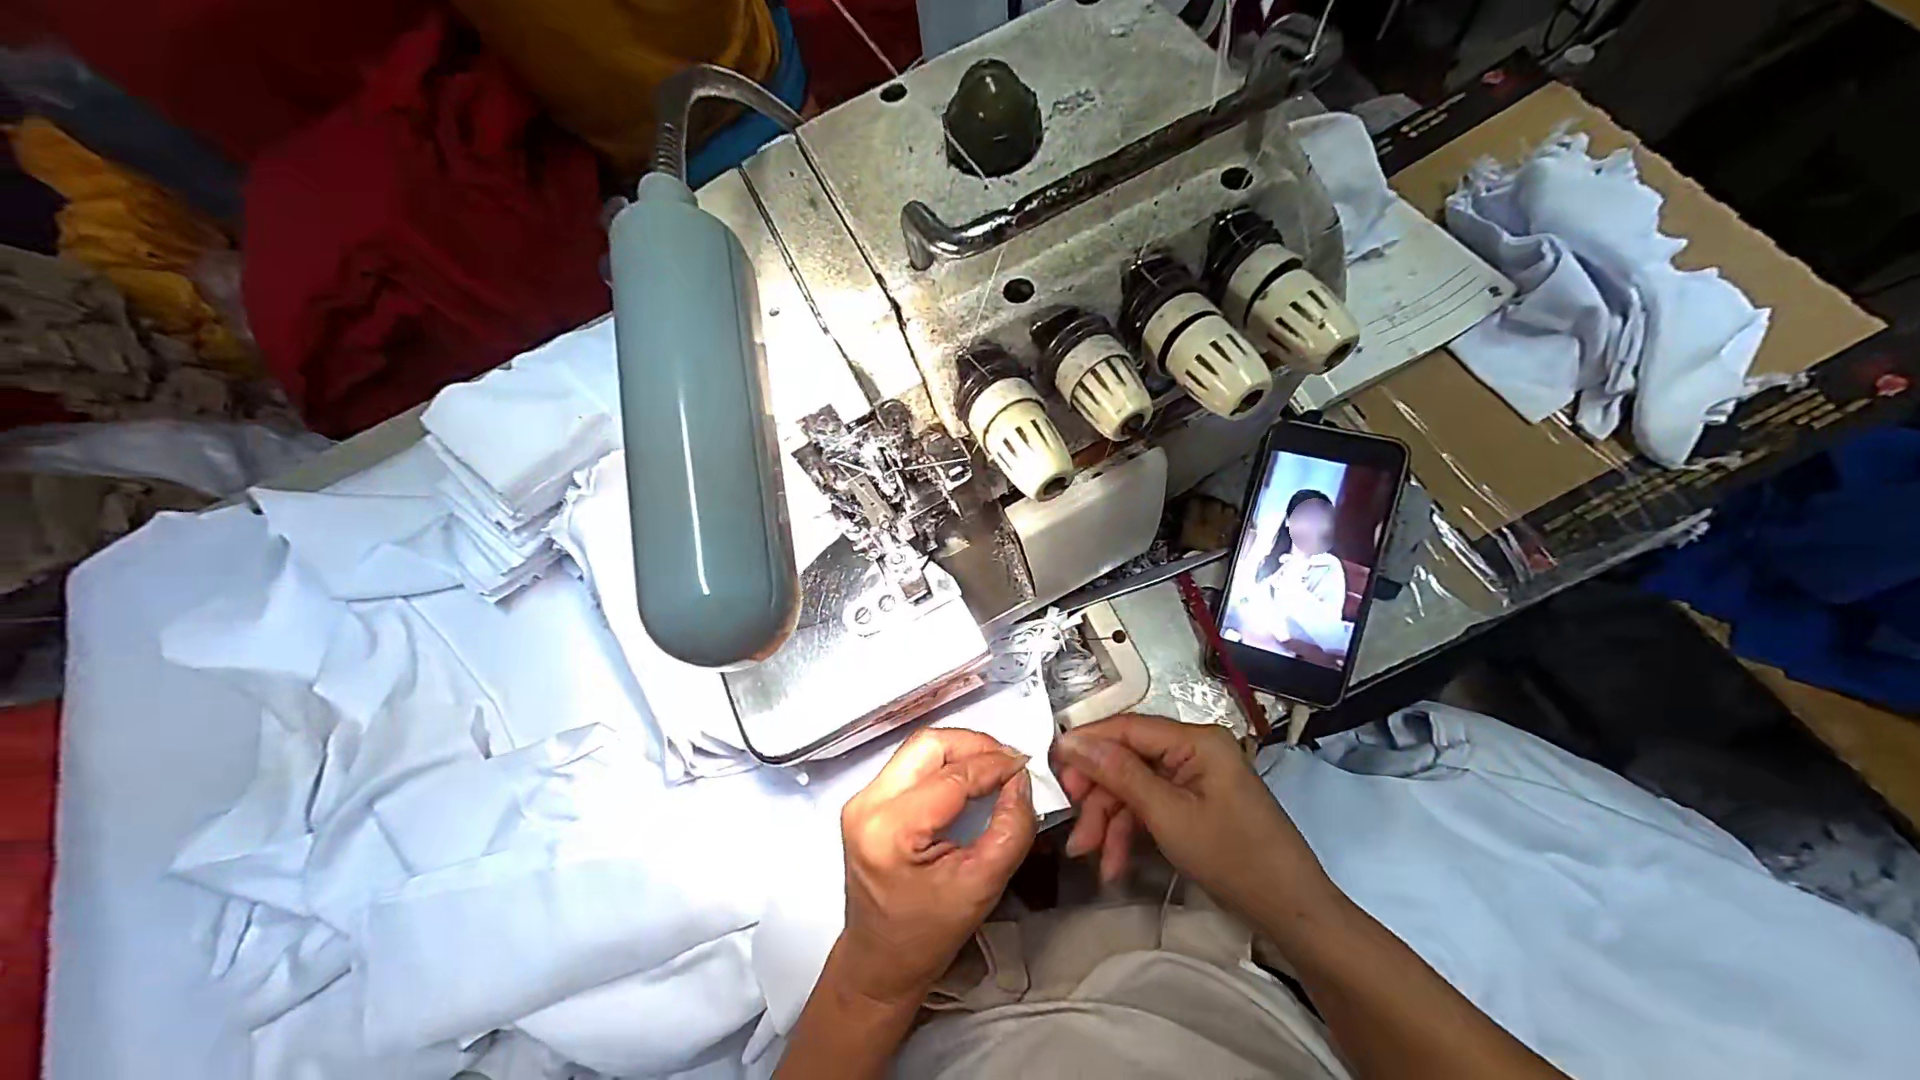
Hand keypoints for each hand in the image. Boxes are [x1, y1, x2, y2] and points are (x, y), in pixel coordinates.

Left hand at [834, 728, 1036, 1007]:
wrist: (880, 962)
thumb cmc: (927, 935)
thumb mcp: (982, 887)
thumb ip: (1010, 829)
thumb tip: (1021, 781)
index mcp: (889, 829)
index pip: (951, 776)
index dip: (994, 766)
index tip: (1026, 768)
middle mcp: (867, 804)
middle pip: (928, 745)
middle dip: (975, 745)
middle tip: (1010, 762)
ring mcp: (862, 799)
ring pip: (920, 748)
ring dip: (961, 750)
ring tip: (995, 767)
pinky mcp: (868, 801)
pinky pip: (912, 763)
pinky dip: (946, 763)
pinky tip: (971, 778)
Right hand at [1052, 714, 1330, 914]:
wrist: (1291, 911)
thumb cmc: (1233, 856)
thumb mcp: (1167, 815)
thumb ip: (1118, 773)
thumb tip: (1071, 741)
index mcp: (1195, 740)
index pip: (1126, 728)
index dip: (1086, 744)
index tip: (1052, 766)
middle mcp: (1193, 749)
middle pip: (1127, 761)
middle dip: (1098, 797)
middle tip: (1074, 826)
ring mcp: (1193, 777)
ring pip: (1134, 788)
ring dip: (1109, 821)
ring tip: (1090, 855)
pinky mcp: (1193, 802)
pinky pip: (1150, 806)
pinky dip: (1130, 832)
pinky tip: (1113, 862)